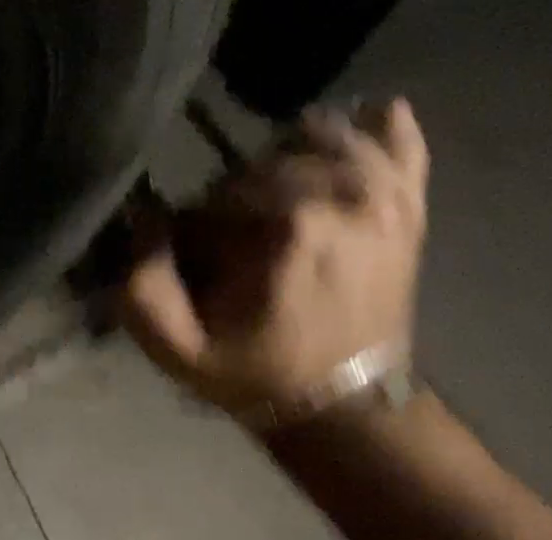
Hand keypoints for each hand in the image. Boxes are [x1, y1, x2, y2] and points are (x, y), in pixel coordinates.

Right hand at [123, 98, 430, 416]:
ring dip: (286, 158)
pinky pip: (402, 143)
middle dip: (235, 191)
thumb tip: (142, 216)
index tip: (187, 255)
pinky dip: (378, 128)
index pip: (220, 194)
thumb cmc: (251, 374)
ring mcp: (386, 197)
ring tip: (264, 192)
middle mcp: (345, 196)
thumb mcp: (177, 348)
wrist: (341, 401)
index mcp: (287, 228)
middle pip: (271, 162)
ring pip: (328, 140)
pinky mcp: (409, 206)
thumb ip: (145, 285)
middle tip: (222, 233)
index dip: (192, 223)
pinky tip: (355, 127)